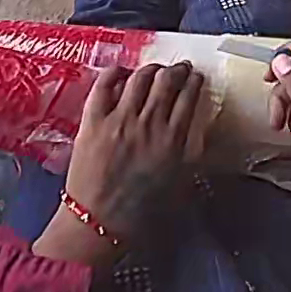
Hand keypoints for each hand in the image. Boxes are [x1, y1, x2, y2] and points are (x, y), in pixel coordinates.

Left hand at [35, 63, 203, 264]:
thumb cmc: (141, 209)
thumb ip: (190, 151)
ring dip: (150, 69)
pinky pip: (105, 84)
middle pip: (166, 81)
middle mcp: (149, 124)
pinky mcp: (93, 119)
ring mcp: (119, 118)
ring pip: (140, 78)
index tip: (195, 77)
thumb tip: (197, 126)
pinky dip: (116, 72)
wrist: (98, 222)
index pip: (189, 98)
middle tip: (178, 69)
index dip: (193, 82)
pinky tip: (121, 72)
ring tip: (153, 70)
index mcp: (173, 141)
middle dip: (176, 70)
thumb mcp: (178, 181)